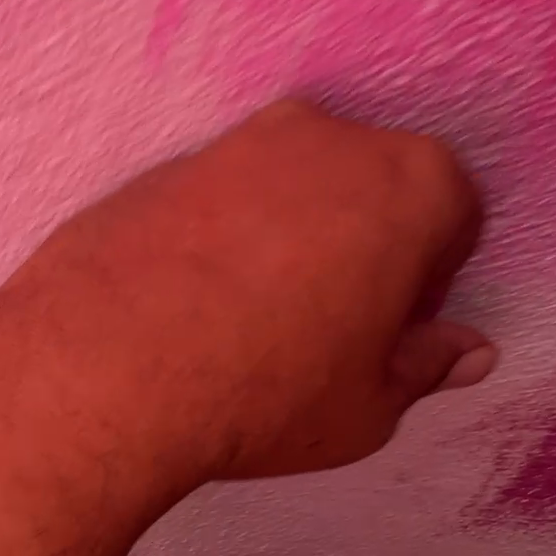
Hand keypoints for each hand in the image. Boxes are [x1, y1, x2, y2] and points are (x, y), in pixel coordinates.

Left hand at [0, 98, 493, 486]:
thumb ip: (420, 370)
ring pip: (264, 201)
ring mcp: (213, 155)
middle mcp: (312, 143)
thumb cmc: (248, 399)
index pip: (447, 223)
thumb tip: (462, 353)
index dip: (416, 289)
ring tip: (219, 331)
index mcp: (405, 181)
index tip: (372, 338)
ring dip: (260, 250)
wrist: (93, 379)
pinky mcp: (137, 184)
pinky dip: (188, 252)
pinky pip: (186, 216)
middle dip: (341, 256)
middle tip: (297, 337)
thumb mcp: (360, 411)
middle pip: (351, 198)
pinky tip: (161, 315)